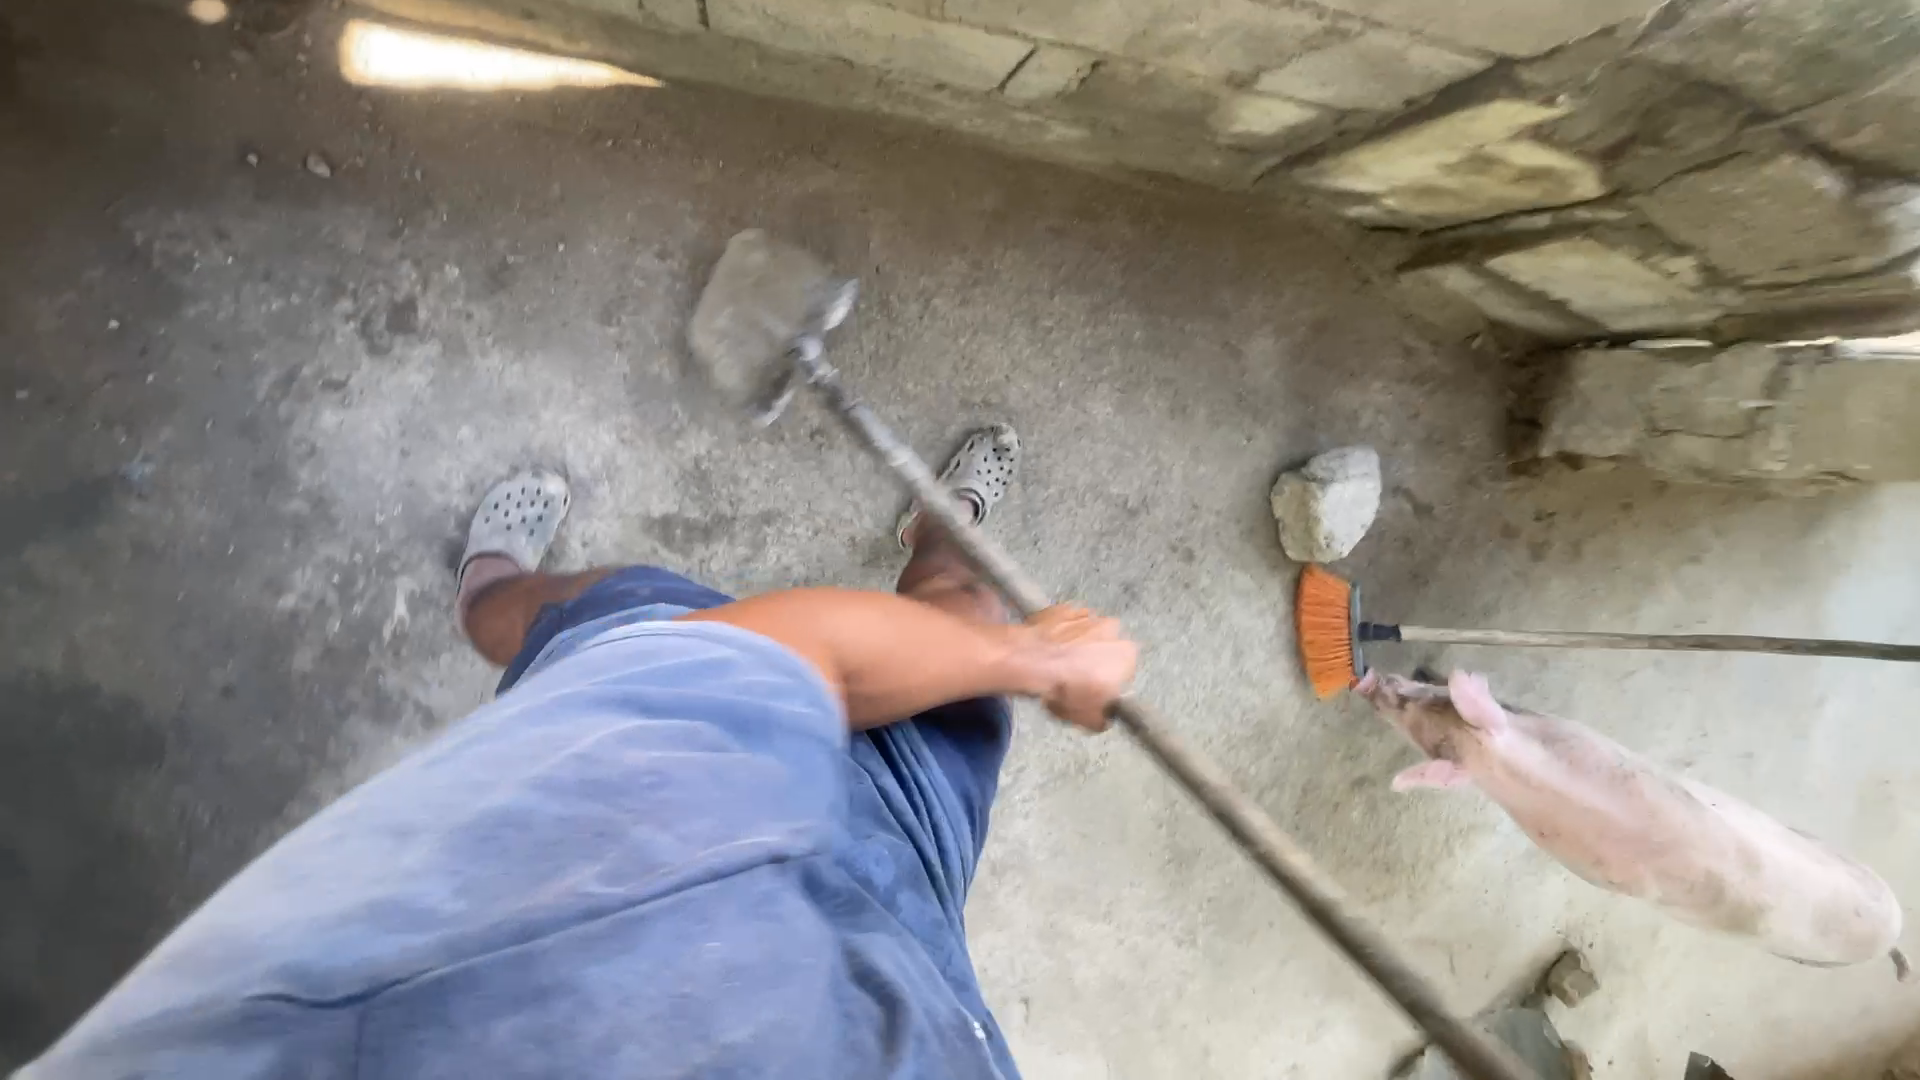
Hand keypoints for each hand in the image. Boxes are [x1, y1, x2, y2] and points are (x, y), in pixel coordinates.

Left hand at [1025, 605, 1137, 731]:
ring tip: (1058, 664)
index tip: (1094, 692)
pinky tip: (1048, 648)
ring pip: (1087, 633)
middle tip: (1075, 678)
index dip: (1109, 683)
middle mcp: (1112, 630)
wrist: (1031, 661)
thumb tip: (1102, 717)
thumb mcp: (1090, 720)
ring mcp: (1086, 615)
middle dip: (1095, 660)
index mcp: (1126, 655)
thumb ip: (1104, 718)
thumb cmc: (1065, 689)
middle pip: (1107, 647)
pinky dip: (1060, 632)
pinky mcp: (1062, 608)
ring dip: (1077, 645)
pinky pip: (1065, 622)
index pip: (1125, 671)